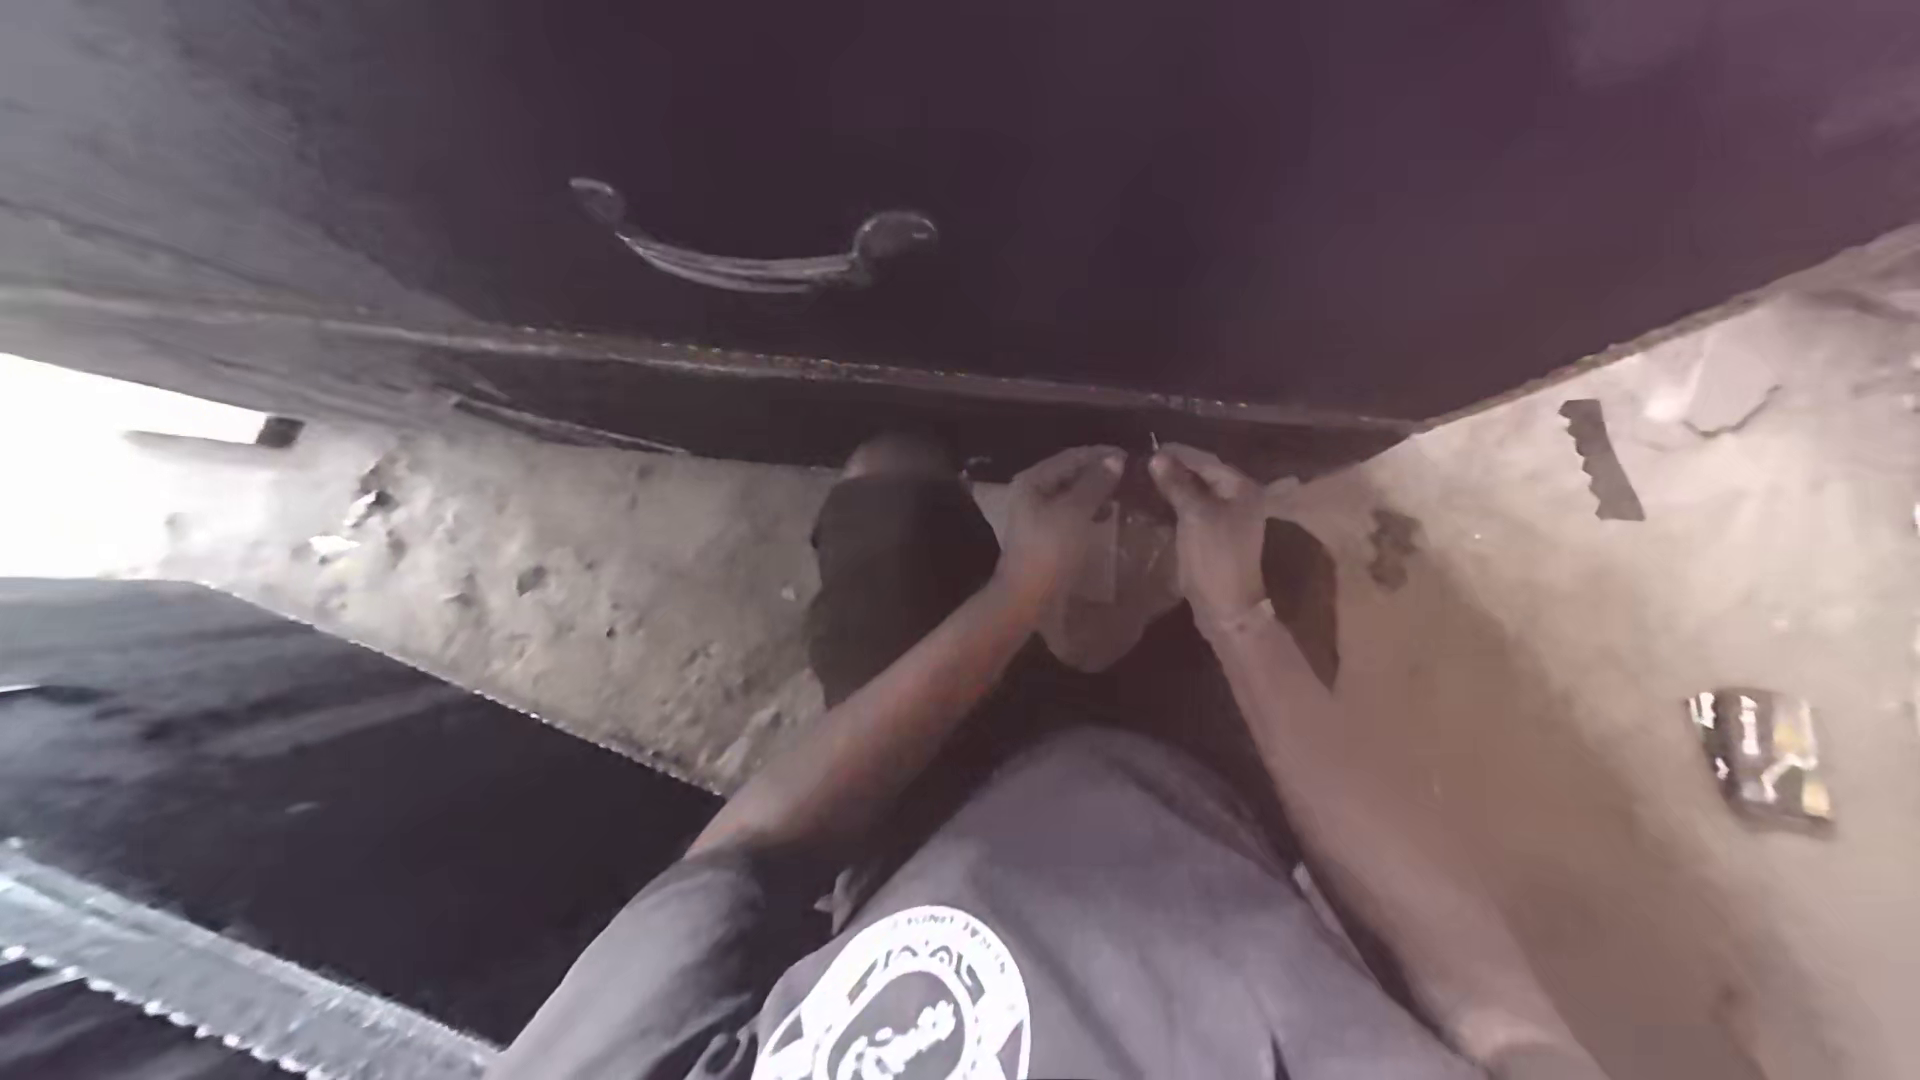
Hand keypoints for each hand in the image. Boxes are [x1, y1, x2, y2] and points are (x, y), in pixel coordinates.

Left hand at [994, 445, 1125, 610]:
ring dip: (1095, 491)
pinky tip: (1106, 514)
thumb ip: (1094, 483)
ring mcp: (1033, 513)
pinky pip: (1068, 511)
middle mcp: (1029, 491)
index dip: (1101, 454)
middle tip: (1130, 474)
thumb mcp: (1075, 513)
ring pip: (1070, 493)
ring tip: (1123, 492)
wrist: (1025, 597)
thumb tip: (1115, 459)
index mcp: (1032, 480)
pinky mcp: (1041, 533)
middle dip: (1099, 472)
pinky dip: (1088, 509)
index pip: (1071, 456)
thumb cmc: (1049, 551)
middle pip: (1069, 473)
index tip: (1131, 457)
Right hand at [1148, 444, 1267, 630]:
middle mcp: (1238, 498)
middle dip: (1175, 468)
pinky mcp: (1213, 534)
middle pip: (1203, 474)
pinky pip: (1192, 509)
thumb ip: (1177, 484)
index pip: (1207, 460)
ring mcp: (1226, 517)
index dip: (1179, 453)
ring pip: (1196, 492)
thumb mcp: (1195, 514)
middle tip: (1143, 463)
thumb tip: (1157, 456)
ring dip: (1173, 485)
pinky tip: (1154, 501)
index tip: (1149, 448)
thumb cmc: (1214, 555)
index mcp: (1241, 488)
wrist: (1225, 604)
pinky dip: (1175, 502)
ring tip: (1144, 479)